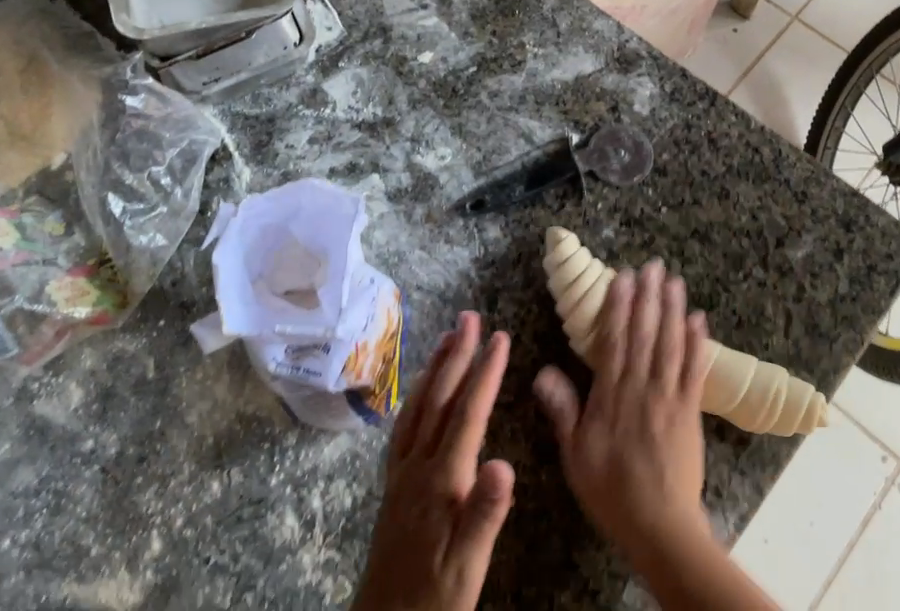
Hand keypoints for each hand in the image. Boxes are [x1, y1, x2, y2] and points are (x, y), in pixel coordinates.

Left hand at [353, 312, 513, 610]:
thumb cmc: (436, 597)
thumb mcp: (469, 564)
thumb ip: (486, 513)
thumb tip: (506, 462)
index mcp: (441, 480)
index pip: (467, 415)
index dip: (485, 373)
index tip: (501, 336)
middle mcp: (417, 467)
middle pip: (438, 399)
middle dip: (457, 355)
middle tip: (470, 316)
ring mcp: (401, 474)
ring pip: (418, 407)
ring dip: (435, 368)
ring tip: (448, 337)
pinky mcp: (393, 485)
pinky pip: (404, 426)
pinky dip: (417, 397)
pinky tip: (422, 392)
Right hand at [533, 262, 711, 562]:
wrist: (659, 525)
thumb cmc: (610, 491)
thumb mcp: (574, 455)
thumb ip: (563, 411)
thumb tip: (543, 372)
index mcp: (610, 397)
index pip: (613, 341)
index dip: (617, 306)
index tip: (621, 277)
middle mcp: (641, 389)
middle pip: (644, 334)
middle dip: (647, 296)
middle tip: (652, 265)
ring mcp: (669, 397)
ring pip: (671, 344)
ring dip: (672, 309)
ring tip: (673, 280)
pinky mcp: (691, 411)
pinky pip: (695, 370)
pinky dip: (697, 342)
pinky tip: (699, 320)